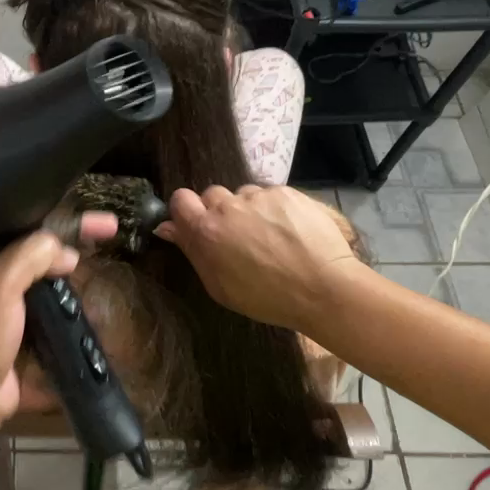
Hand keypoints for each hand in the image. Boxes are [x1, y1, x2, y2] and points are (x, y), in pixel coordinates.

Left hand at [0, 213, 116, 424]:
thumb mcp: (2, 284)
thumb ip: (32, 257)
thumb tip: (68, 253)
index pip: (35, 228)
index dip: (70, 220)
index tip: (108, 223)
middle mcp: (7, 278)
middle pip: (49, 252)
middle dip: (78, 243)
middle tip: (112, 236)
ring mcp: (21, 308)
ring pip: (57, 283)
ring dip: (81, 280)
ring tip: (108, 273)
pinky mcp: (33, 336)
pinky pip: (62, 316)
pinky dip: (80, 312)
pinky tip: (98, 312)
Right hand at [155, 184, 364, 330]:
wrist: (324, 289)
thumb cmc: (267, 297)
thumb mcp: (219, 286)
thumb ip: (192, 251)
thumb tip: (166, 227)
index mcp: (206, 230)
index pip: (180, 199)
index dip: (187, 210)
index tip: (198, 224)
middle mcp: (228, 205)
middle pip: (212, 195)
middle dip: (220, 212)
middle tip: (238, 237)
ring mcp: (258, 196)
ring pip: (243, 195)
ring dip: (249, 210)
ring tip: (270, 236)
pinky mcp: (285, 192)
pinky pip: (270, 195)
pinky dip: (275, 209)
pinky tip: (290, 231)